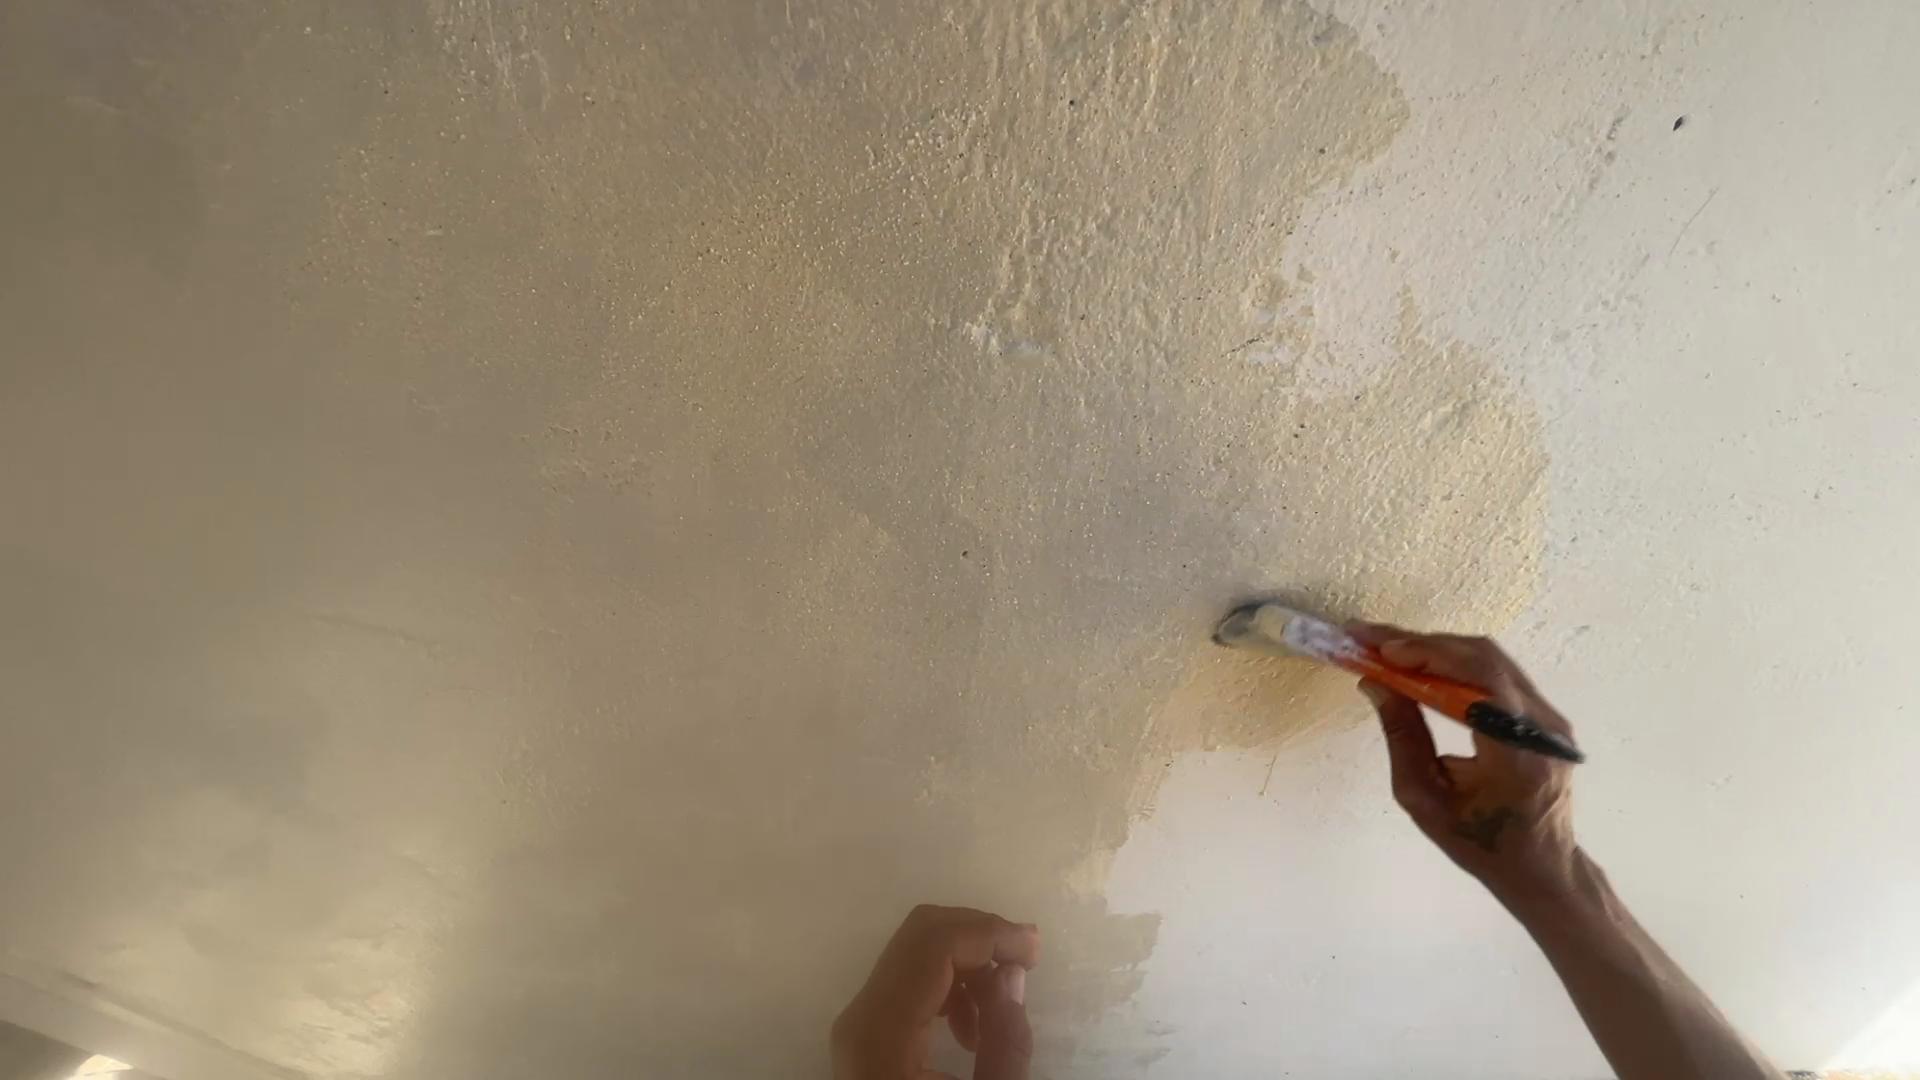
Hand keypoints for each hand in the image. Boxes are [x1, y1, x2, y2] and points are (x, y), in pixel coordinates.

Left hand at [831, 905, 1040, 1079]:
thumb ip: (1004, 1044)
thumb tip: (1011, 974)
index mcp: (880, 1033)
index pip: (934, 944)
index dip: (988, 932)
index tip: (1034, 951)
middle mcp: (860, 1016)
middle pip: (921, 935)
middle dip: (979, 937)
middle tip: (1026, 961)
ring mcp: (858, 1023)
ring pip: (915, 953)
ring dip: (967, 963)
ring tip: (1002, 1009)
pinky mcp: (865, 1034)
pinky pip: (909, 981)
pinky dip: (947, 985)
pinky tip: (971, 1028)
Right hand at [1350, 625, 1580, 902]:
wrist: (1539, 867)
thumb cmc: (1476, 840)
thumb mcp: (1422, 796)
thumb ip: (1401, 735)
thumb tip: (1375, 683)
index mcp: (1516, 752)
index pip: (1479, 680)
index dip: (1428, 655)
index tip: (1381, 650)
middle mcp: (1542, 726)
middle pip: (1482, 658)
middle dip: (1418, 643)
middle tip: (1367, 638)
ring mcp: (1549, 718)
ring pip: (1488, 657)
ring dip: (1432, 647)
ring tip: (1383, 646)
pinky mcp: (1543, 715)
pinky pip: (1494, 670)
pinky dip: (1449, 660)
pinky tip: (1415, 662)